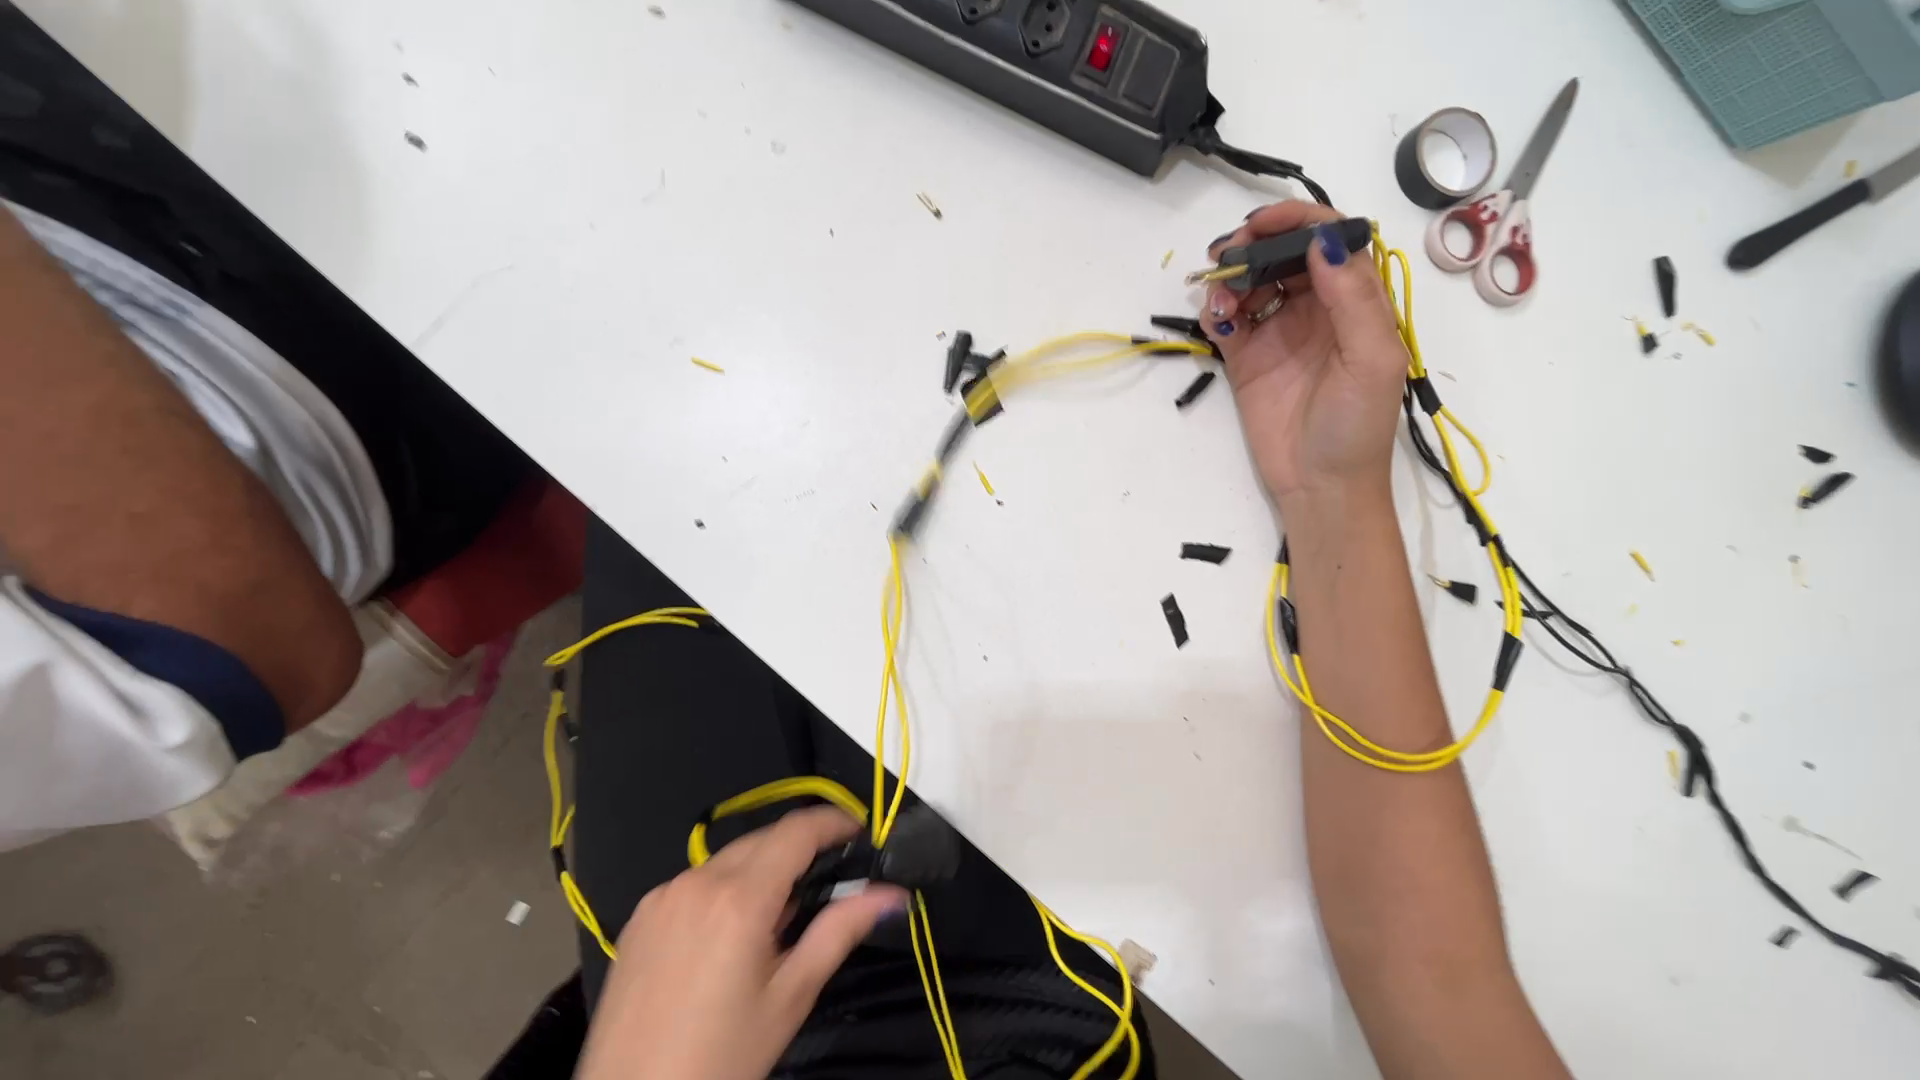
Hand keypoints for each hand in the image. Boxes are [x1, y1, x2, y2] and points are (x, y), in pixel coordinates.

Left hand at [577, 806, 908, 1079]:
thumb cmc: (723, 1055)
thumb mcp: (791, 996)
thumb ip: (841, 931)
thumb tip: (892, 892)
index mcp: (739, 898)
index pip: (796, 831)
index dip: (834, 821)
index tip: (862, 832)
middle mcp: (697, 880)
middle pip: (763, 839)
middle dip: (801, 848)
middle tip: (831, 882)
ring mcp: (662, 896)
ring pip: (728, 859)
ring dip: (762, 869)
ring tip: (781, 918)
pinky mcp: (639, 915)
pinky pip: (695, 882)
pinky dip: (725, 889)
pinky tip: (731, 935)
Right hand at [1200, 202, 1409, 510]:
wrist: (1320, 485)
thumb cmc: (1358, 425)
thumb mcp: (1372, 359)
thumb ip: (1353, 298)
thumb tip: (1323, 241)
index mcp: (1355, 301)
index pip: (1330, 240)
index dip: (1299, 221)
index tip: (1263, 224)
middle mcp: (1316, 308)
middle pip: (1282, 254)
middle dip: (1254, 244)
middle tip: (1228, 253)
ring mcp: (1278, 332)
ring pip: (1250, 281)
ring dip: (1231, 276)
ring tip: (1220, 297)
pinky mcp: (1246, 357)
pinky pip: (1226, 319)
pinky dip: (1215, 309)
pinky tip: (1216, 318)